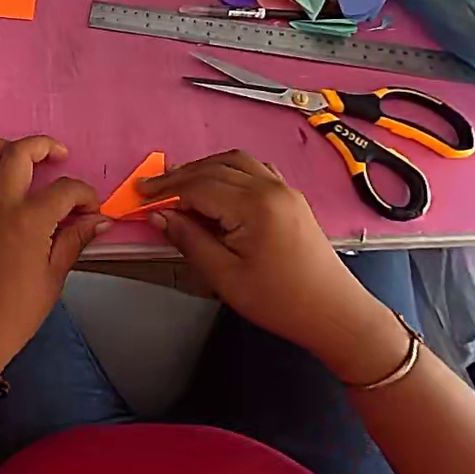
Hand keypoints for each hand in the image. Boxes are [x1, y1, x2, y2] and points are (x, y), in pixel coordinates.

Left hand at [0, 137, 107, 386]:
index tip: (90, 211)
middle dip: (45, 146)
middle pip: (20, 154)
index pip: (65, 190)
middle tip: (59, 155)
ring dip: (3, 148)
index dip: (84, 196)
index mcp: (30, 220)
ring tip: (19, 153)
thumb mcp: (55, 275)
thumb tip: (100, 220)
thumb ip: (76, 239)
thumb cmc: (18, 310)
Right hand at [139, 151, 409, 384]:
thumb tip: (160, 215)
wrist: (333, 312)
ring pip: (234, 161)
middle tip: (151, 189)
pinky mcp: (290, 195)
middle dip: (179, 177)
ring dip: (203, 168)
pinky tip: (216, 185)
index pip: (199, 186)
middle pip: (214, 167)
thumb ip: (190, 240)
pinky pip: (254, 168)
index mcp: (254, 206)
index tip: (140, 199)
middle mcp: (269, 186)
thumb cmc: (279, 301)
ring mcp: (283, 188)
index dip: (166, 192)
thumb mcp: (225, 276)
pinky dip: (228, 170)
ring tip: (177, 184)